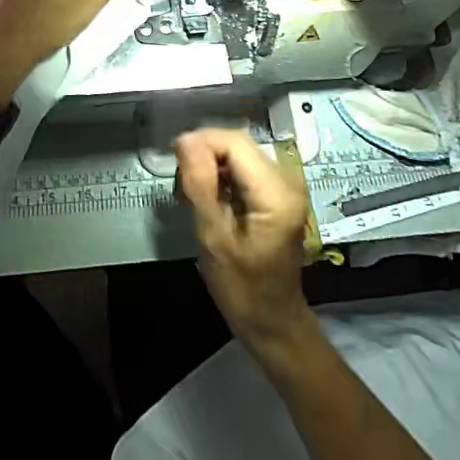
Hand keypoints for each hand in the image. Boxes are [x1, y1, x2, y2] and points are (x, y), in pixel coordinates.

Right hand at [174, 128, 315, 358]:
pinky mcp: (277, 193)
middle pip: (238, 144)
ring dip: (210, 166)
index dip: (200, 143)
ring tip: (190, 197)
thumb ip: (200, 185)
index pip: (234, 143)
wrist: (272, 320)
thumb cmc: (242, 288)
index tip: (173, 164)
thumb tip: (185, 139)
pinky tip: (208, 201)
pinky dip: (222, 177)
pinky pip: (244, 169)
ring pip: (239, 154)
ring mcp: (285, 185)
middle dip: (204, 155)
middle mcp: (287, 180)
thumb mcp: (214, 238)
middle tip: (180, 188)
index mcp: (276, 192)